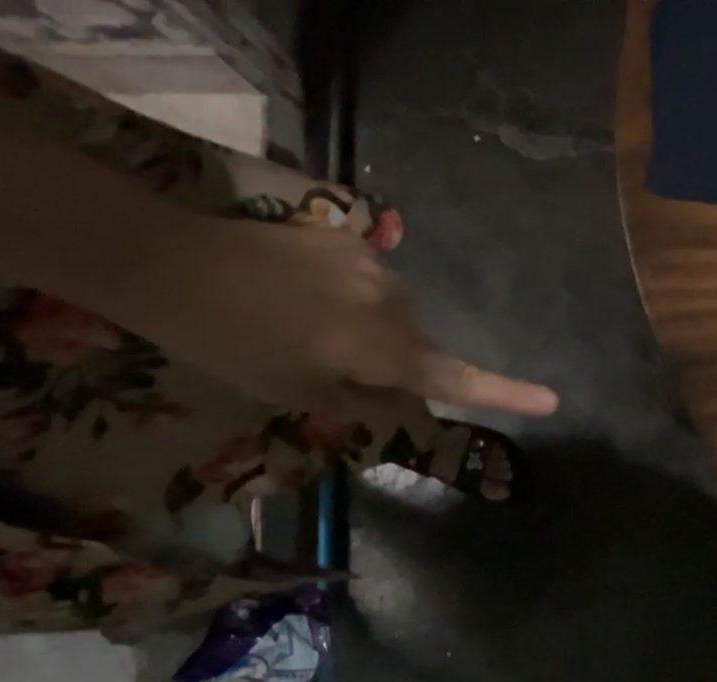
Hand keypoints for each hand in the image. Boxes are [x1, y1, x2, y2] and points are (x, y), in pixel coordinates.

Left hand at [123, 217, 559, 419]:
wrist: (162, 260)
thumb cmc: (230, 343)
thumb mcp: (300, 392)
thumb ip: (370, 404)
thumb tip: (415, 409)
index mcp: (380, 348)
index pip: (455, 378)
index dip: (505, 393)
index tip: (553, 400)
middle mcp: (391, 303)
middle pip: (422, 345)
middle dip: (400, 363)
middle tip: (339, 370)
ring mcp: (371, 264)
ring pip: (398, 312)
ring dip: (376, 328)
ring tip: (311, 327)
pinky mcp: (346, 237)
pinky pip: (375, 280)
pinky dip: (356, 296)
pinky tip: (306, 293)